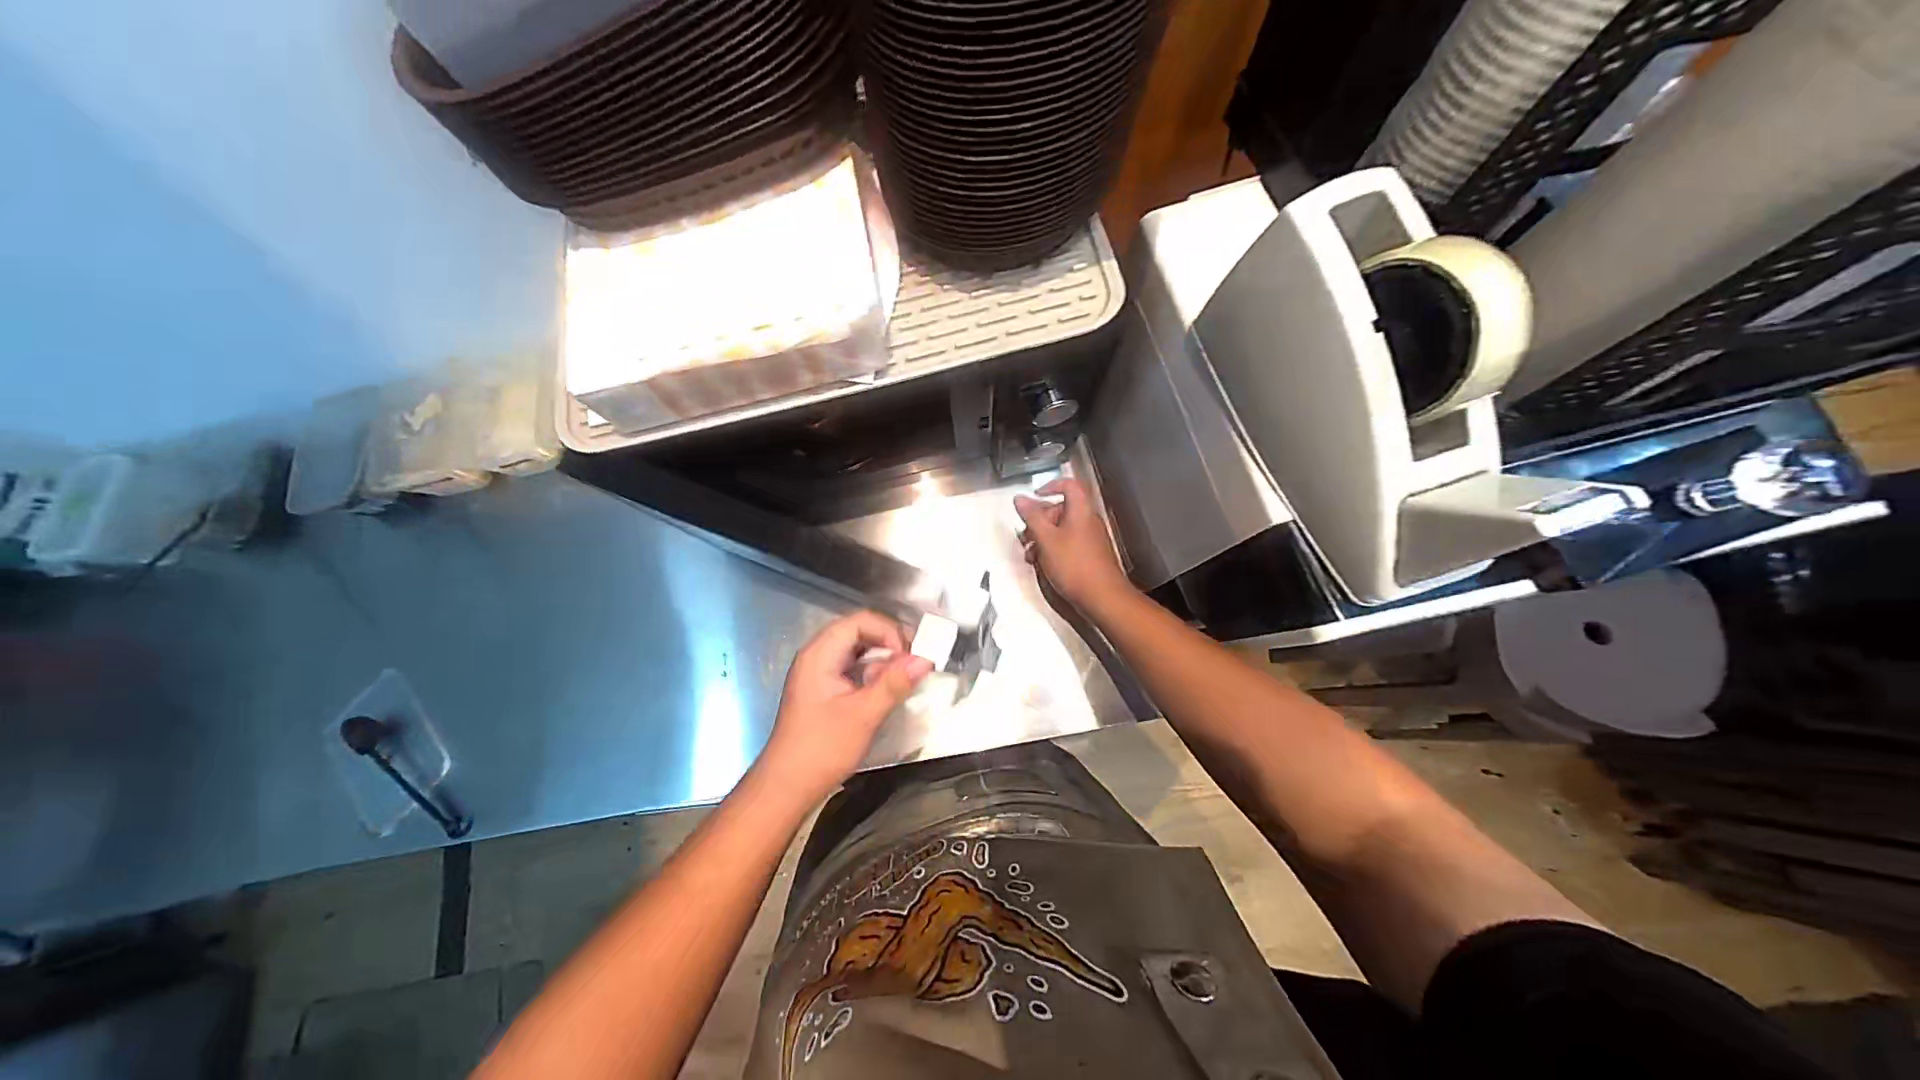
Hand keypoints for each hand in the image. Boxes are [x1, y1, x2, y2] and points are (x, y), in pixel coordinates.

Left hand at [757, 611, 932, 801]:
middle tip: (912, 667)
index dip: (889, 632)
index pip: (860, 621)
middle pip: (860, 632)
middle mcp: (817, 656)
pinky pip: (853, 669)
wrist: (787, 787)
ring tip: (902, 682)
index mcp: (820, 654)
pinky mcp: (824, 691)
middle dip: (890, 645)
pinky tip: (885, 693)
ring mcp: (819, 674)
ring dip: (883, 661)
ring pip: (858, 652)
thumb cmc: (821, 749)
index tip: (909, 657)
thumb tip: (925, 659)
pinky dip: (873, 675)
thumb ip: (895, 683)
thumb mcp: (864, 714)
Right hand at [1013, 475, 1133, 608]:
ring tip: (1031, 553)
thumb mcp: (1046, 539)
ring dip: (1043, 537)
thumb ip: (1032, 517)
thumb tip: (1021, 499)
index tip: (1035, 495)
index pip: (1069, 485)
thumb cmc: (1075, 566)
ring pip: (1062, 529)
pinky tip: (1043, 564)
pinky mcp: (1089, 555)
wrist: (1102, 597)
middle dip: (1040, 519)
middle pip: (1061, 509)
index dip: (1051, 486)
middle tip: (1026, 533)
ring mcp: (1090, 539)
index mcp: (1080, 511)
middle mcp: (1088, 521)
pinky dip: (1053, 549)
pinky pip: (1068, 544)